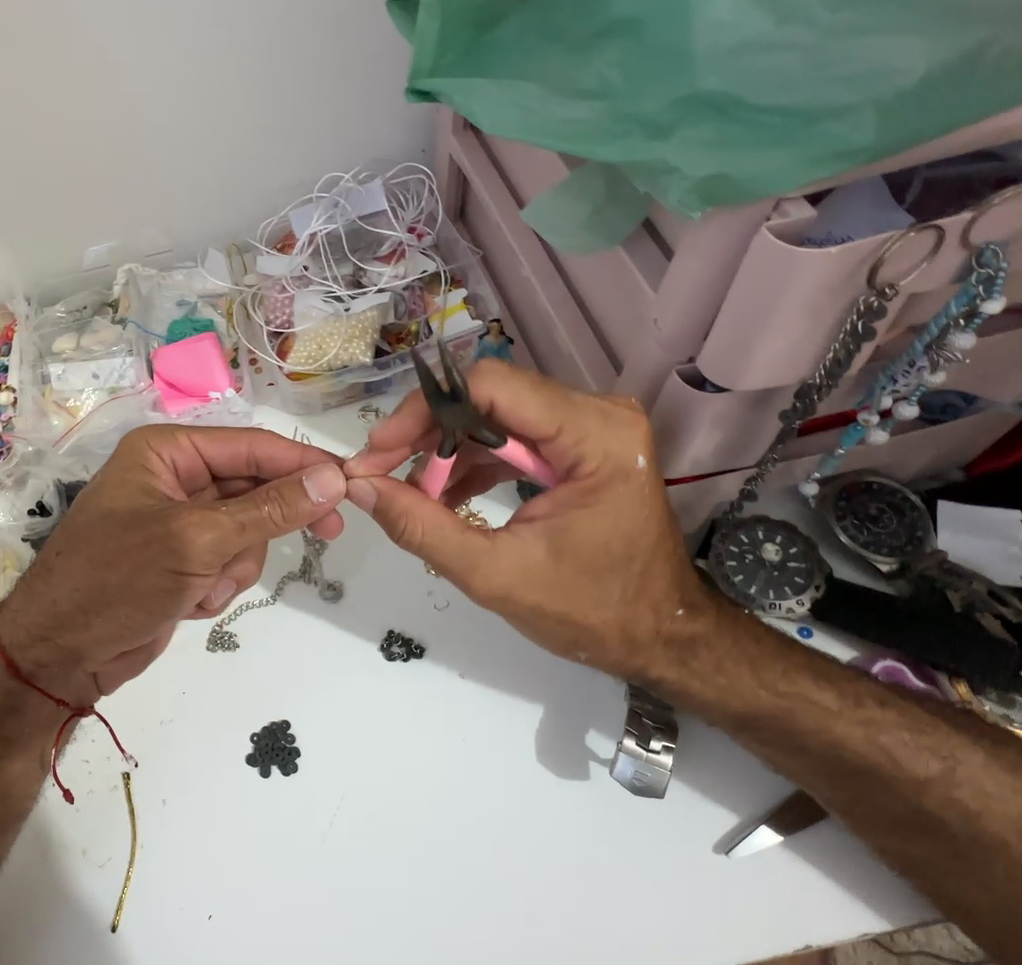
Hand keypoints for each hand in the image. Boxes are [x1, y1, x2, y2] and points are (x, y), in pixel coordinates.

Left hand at [0, 425, 347, 699]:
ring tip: (203, 587)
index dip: (303, 463)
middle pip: (255, 488)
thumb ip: (269, 510)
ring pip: (248, 532)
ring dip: (236, 565)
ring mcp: (178, 523)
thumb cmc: (116, 580)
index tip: (352, 483)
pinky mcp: (182, 562)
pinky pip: (230, 562)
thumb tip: (333, 479)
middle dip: (267, 525)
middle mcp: (174, 479)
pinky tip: (189, 604)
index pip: (252, 447)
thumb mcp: (197, 540)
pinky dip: (220, 585)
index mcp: (167, 453)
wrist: (61, 655)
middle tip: (328, 534)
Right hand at [342, 360, 717, 681]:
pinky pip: (511, 436)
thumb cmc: (592, 612)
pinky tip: (441, 495)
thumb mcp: (496, 576)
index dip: (424, 411)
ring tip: (406, 492)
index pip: (489, 387)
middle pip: (489, 398)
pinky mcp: (580, 444)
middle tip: (379, 473)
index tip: (379, 451)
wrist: (661, 634)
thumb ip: (422, 528)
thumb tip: (360, 487)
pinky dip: (471, 462)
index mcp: (593, 435)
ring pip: (494, 416)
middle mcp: (597, 413)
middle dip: (427, 434)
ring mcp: (590, 426)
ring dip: (444, 450)